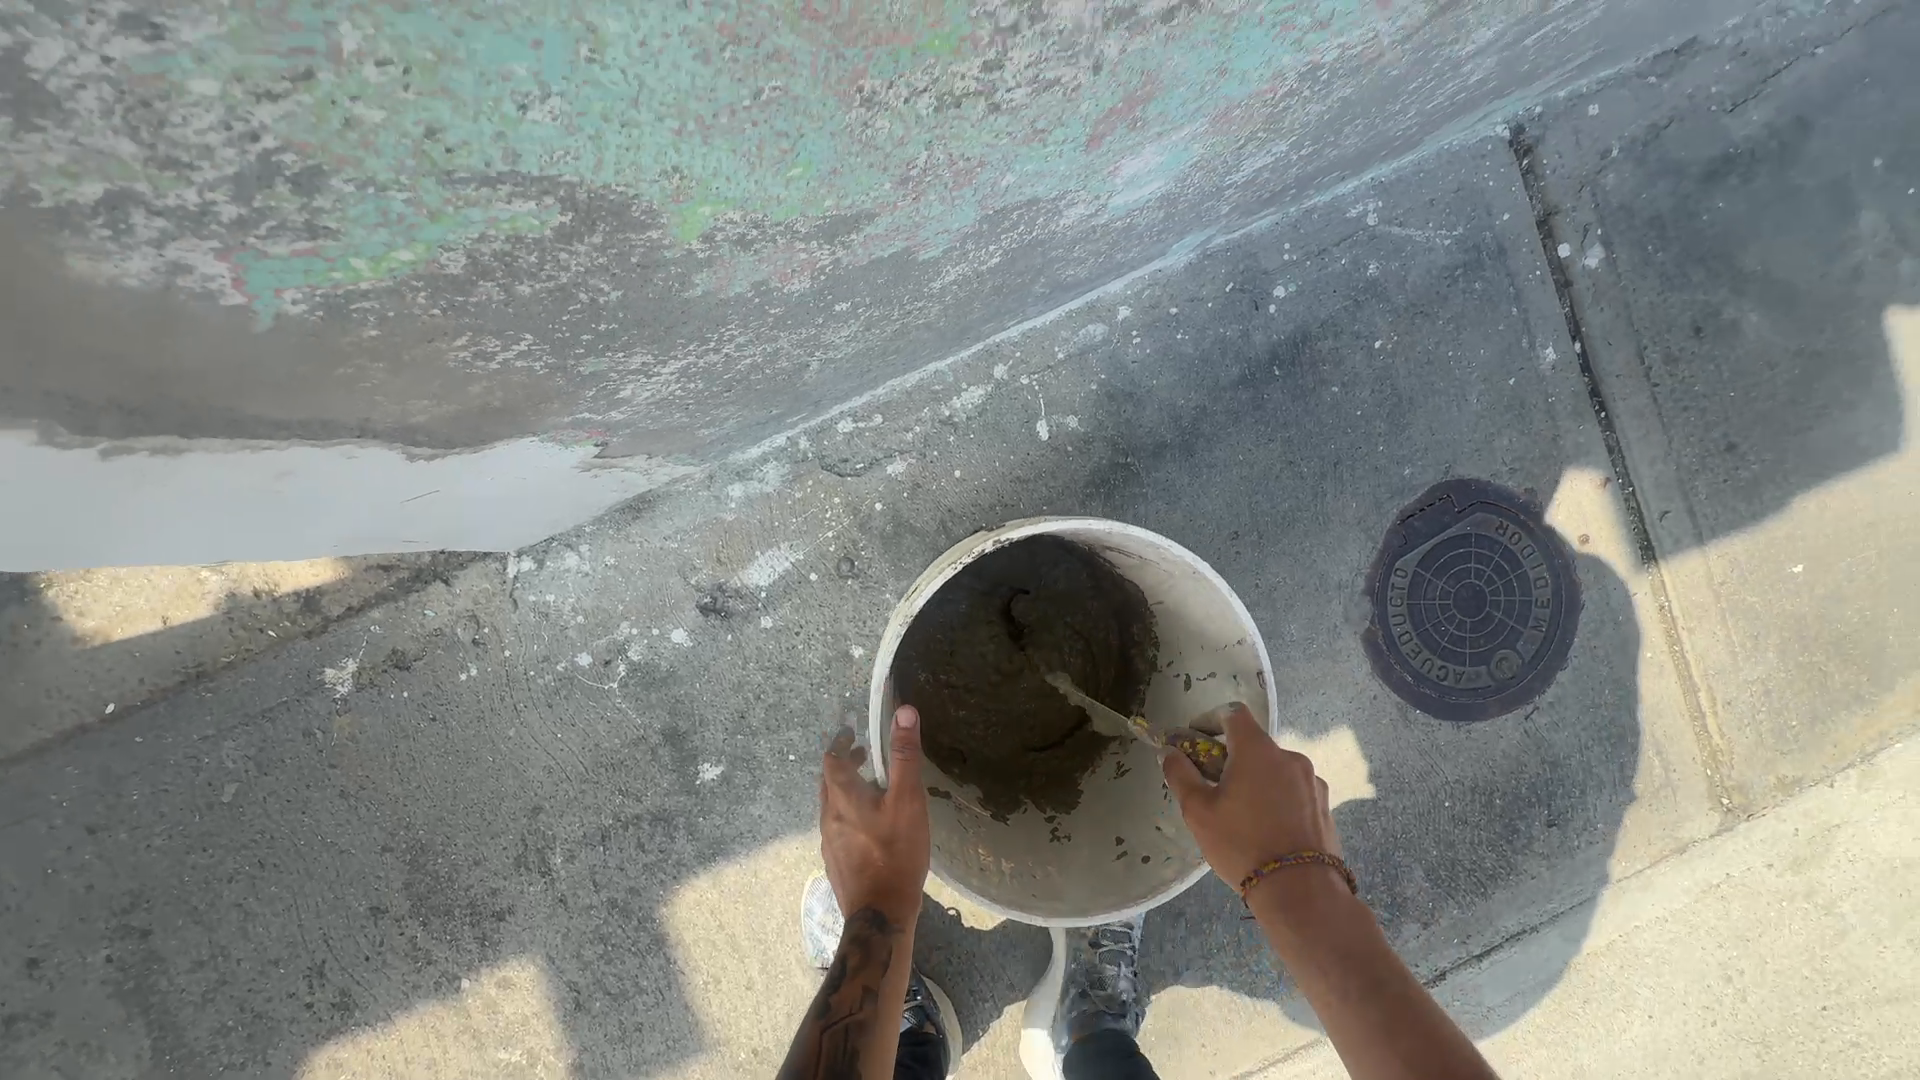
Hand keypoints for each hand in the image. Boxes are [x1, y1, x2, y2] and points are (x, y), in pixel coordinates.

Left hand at [819, 705, 930, 924]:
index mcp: (842, 797)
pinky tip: (872, 827)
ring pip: (834, 806)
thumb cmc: (896, 853)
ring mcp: (830, 842)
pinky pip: (839, 828)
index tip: (854, 732)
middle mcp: (829, 817)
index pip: (831, 759)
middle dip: (845, 765)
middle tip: (866, 757)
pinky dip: (851, 814)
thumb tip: (904, 712)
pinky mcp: (837, 863)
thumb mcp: (907, 800)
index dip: (841, 742)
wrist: (880, 915)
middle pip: (829, 782)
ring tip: (874, 790)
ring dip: (849, 791)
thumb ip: (904, 756)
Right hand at [1161, 702, 1342, 888]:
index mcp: (1257, 750)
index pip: (1233, 713)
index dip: (1210, 719)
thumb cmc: (1242, 844)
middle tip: (1212, 786)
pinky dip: (1277, 797)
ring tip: (1242, 813)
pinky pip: (1294, 790)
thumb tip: (1169, 752)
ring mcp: (1312, 782)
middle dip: (1230, 757)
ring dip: (1255, 778)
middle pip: (1253, 743)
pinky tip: (1268, 828)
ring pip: (1274, 768)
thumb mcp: (1198, 811)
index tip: (1196, 740)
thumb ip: (1180, 774)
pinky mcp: (1325, 806)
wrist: (1301, 892)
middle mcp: (1289, 757)